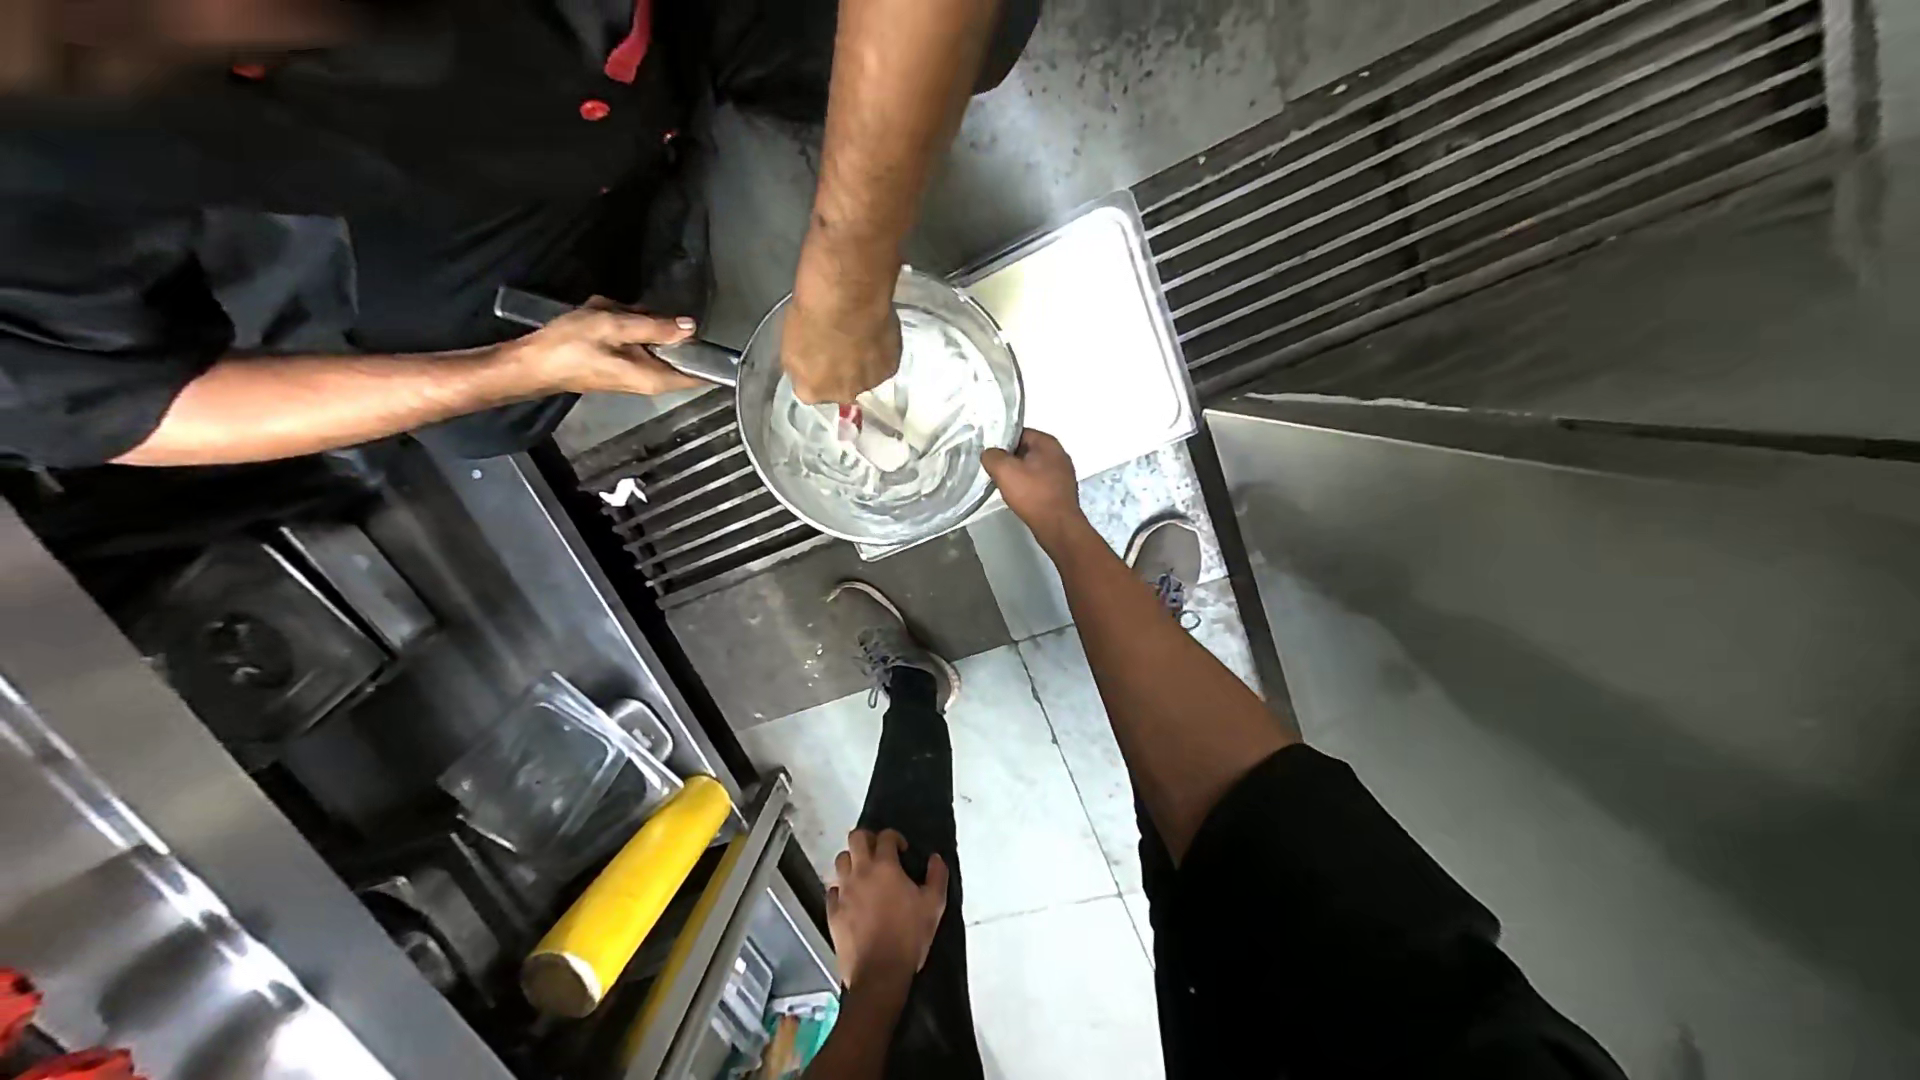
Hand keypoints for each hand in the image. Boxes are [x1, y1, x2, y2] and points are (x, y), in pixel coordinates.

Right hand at [507, 298, 708, 396]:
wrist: (531, 363)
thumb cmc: (571, 346)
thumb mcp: (615, 327)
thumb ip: (655, 327)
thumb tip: (690, 326)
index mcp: (657, 378)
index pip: (699, 374)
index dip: (705, 352)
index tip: (701, 329)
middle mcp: (652, 381)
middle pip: (673, 348)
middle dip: (656, 325)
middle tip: (630, 313)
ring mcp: (636, 372)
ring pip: (651, 339)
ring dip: (631, 320)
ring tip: (606, 314)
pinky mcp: (622, 364)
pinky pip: (632, 340)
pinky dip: (618, 325)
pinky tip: (598, 317)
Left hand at [780, 293, 901, 403]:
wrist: (846, 299)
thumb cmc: (810, 317)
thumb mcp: (789, 346)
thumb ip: (801, 368)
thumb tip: (809, 372)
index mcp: (812, 392)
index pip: (811, 391)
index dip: (815, 373)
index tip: (818, 357)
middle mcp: (842, 395)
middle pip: (841, 389)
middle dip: (840, 373)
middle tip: (840, 347)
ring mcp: (868, 384)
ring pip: (865, 377)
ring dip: (862, 364)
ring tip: (859, 338)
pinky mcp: (890, 368)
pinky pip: (884, 364)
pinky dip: (880, 352)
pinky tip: (874, 334)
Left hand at [827, 829, 947, 989]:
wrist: (879, 974)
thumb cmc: (909, 936)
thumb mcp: (934, 905)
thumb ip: (937, 876)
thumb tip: (936, 858)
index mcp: (884, 866)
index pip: (885, 836)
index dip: (895, 837)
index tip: (903, 851)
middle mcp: (860, 872)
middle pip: (855, 838)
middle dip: (868, 839)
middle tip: (879, 853)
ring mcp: (843, 891)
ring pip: (841, 860)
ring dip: (852, 861)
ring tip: (864, 874)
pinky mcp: (832, 911)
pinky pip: (832, 890)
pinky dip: (841, 888)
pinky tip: (851, 898)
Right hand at [982, 430, 1086, 549]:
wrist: (1057, 526)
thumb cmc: (1032, 494)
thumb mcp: (1004, 470)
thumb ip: (992, 456)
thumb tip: (989, 454)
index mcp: (1048, 443)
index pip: (1020, 433)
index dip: (1002, 442)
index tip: (989, 454)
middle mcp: (1059, 454)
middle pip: (1026, 450)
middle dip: (1009, 459)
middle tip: (994, 470)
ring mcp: (1062, 474)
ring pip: (1032, 468)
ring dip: (1018, 474)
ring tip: (1004, 484)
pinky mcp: (1061, 491)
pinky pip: (1039, 482)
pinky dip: (1028, 487)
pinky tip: (1019, 497)